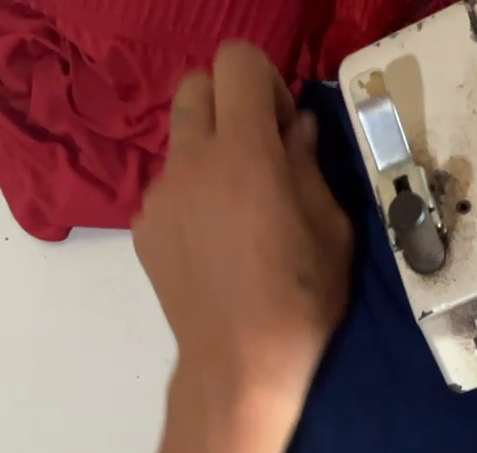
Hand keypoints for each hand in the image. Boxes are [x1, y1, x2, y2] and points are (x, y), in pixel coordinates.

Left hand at [133, 43, 354, 421]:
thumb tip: (296, 129)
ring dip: (210, 155)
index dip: (265, 83)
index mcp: (245, 153)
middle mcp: (191, 162)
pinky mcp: (144, 229)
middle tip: (260, 156)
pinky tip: (215, 248)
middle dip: (230, 106)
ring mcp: (160, 196)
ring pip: (180, 143)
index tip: (283, 128)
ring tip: (237, 214)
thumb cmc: (300, 304)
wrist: (240, 367)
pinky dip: (192, 200)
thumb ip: (311, 167)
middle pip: (196, 86)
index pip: (237, 61)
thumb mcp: (332, 234)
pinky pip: (168, 191)